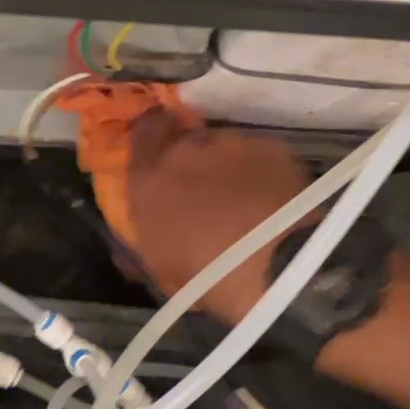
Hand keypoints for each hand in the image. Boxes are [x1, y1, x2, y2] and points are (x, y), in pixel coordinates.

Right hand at [126, 110, 312, 323]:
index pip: (142, 132)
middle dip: (188, 157)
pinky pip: (256, 154)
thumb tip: (127, 247)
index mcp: (150, 175)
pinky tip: (268, 197)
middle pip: (183, 138)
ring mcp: (232, 143)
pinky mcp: (272, 147)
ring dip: (224, 164)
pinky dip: (257, 170)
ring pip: (222, 146)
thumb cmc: (209, 276)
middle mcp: (186, 147)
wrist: (282, 267)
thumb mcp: (161, 269)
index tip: (156, 158)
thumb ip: (140, 247)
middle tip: (199, 186)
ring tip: (239, 196)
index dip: (150, 141)